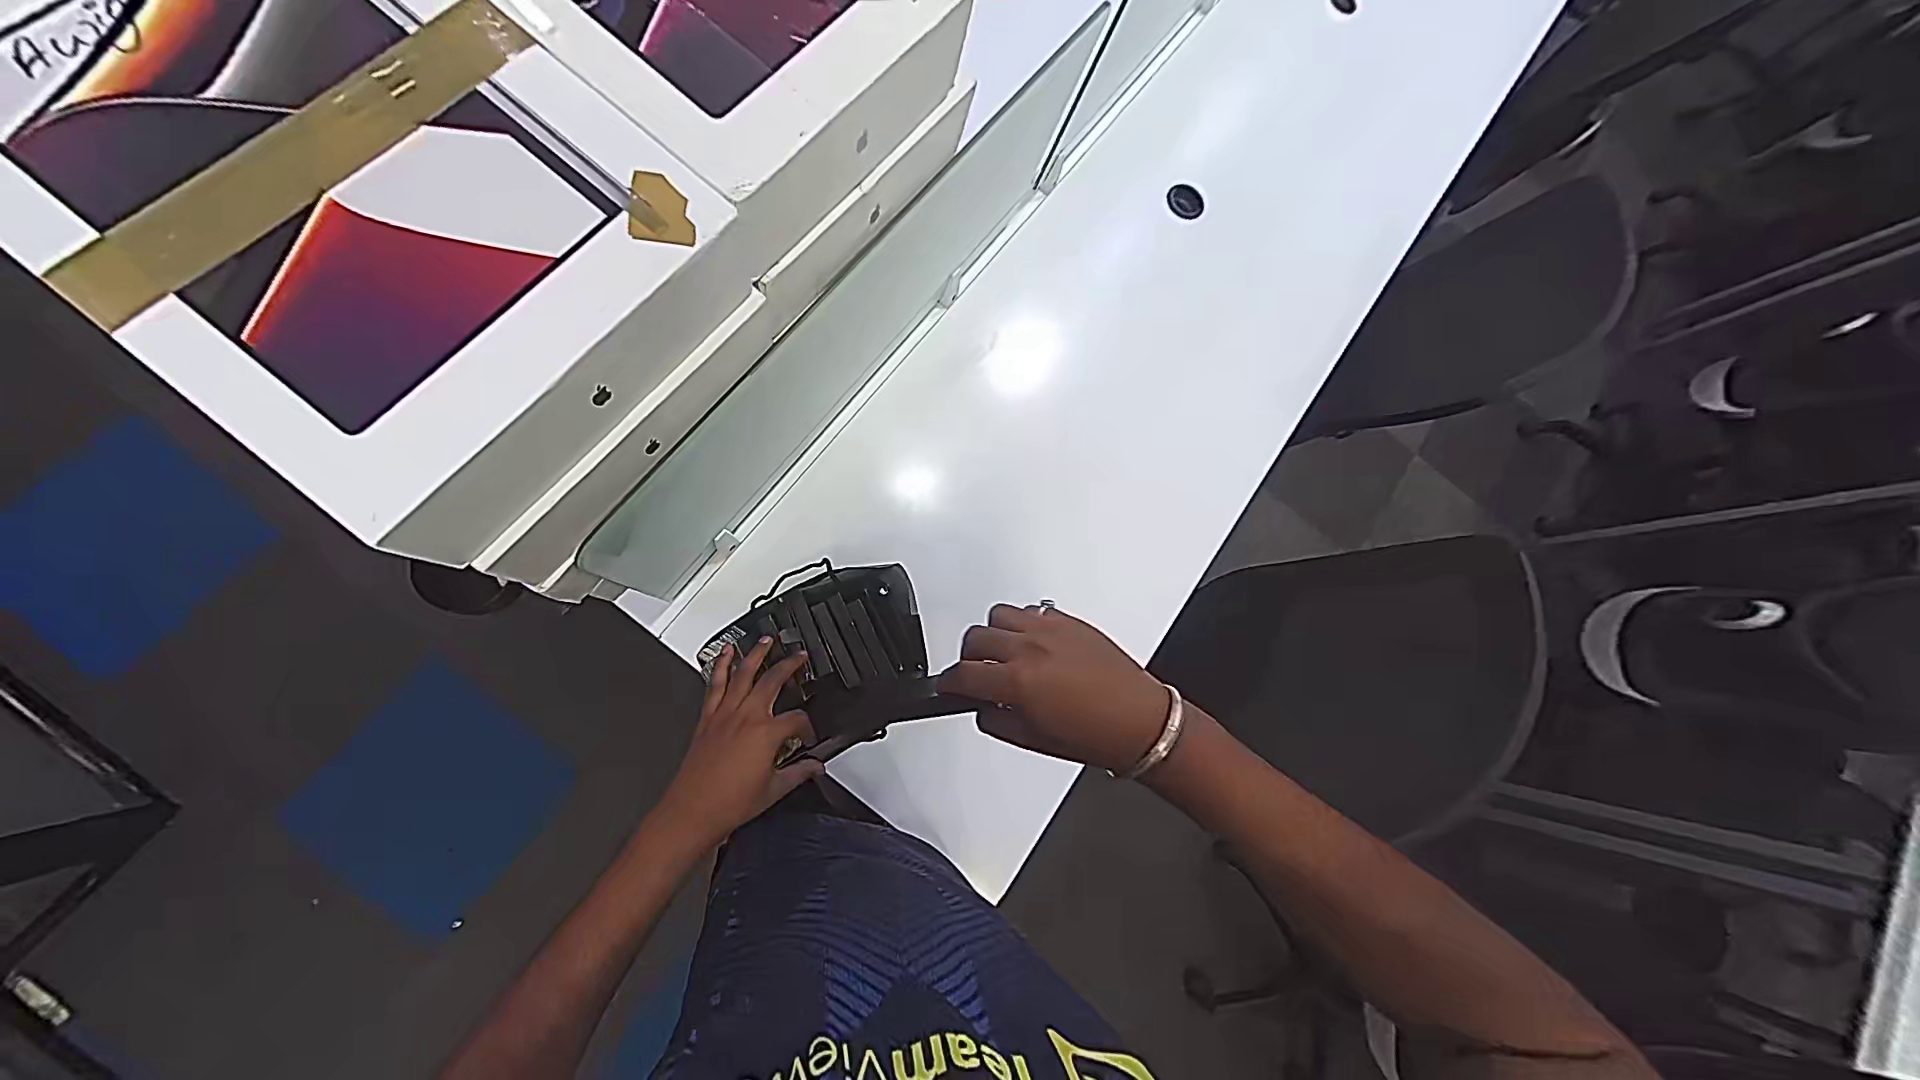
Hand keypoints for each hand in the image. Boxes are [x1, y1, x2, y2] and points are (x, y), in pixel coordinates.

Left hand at [652, 638, 821, 848]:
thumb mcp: (774, 790)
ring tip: (765, 640)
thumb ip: (799, 773)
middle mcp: (746, 717)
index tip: (807, 735)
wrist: (691, 813)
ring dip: (756, 653)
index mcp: (767, 733)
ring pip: (743, 673)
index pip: (797, 719)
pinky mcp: (707, 719)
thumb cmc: (728, 804)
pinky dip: (721, 666)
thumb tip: (815, 767)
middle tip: (799, 655)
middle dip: (790, 665)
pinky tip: (726, 654)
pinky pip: (716, 684)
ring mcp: (725, 715)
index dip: (807, 726)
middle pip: (773, 680)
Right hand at [939, 604, 1169, 773]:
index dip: (949, 683)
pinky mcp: (1068, 620)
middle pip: (975, 638)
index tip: (950, 687)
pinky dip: (1023, 624)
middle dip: (969, 658)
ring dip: (994, 635)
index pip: (963, 674)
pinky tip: (1032, 643)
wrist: (1140, 721)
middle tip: (978, 673)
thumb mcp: (1033, 740)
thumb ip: (996, 720)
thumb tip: (981, 707)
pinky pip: (1031, 610)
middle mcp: (1030, 648)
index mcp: (1017, 682)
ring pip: (999, 615)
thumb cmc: (1097, 734)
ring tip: (1004, 653)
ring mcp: (1050, 630)